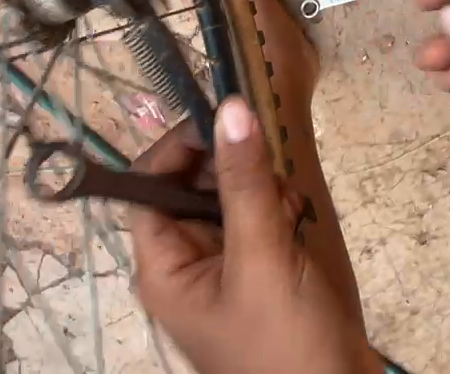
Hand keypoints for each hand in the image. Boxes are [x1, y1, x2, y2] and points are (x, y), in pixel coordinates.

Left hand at [128, 99, 376, 373]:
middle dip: (234, 169)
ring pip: (233, 192)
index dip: (180, 145)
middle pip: (195, 181)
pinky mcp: (260, 265)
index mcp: (164, 264)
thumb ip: (245, 181)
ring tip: (288, 211)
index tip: (224, 117)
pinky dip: (281, 206)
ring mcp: (225, 262)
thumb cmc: (283, 343)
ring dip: (264, 188)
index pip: (150, 182)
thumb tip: (231, 105)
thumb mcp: (260, 257)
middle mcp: (187, 260)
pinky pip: (261, 212)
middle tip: (269, 174)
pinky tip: (298, 221)